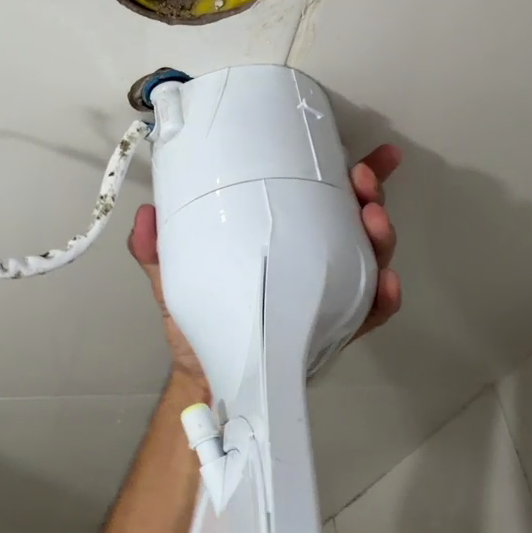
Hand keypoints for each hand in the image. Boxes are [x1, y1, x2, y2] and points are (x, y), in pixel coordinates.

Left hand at [128, 144, 404, 385]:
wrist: (208, 379)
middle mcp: (314, 258)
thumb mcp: (173, 277)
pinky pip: (368, 312)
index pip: (323, 195)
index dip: (351, 172)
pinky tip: (385, 284)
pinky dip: (383, 298)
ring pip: (370, 258)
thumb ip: (155, 248)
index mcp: (285, 235)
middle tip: (364, 181)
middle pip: (357, 219)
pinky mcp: (334, 331)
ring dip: (380, 236)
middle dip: (371, 195)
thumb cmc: (199, 322)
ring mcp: (329, 294)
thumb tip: (145, 214)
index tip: (368, 153)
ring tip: (374, 221)